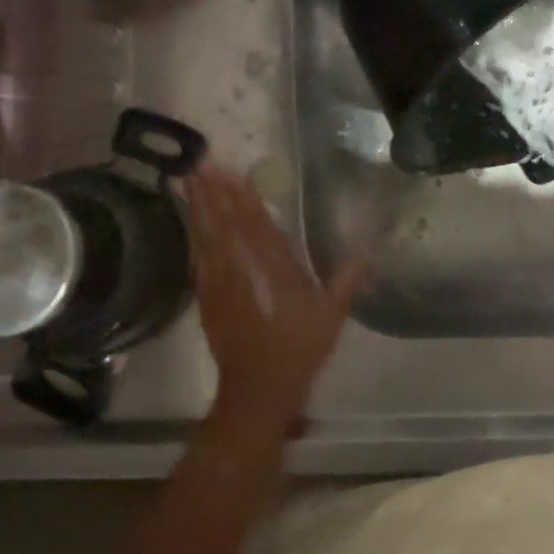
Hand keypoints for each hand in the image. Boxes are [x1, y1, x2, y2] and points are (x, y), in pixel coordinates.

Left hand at [182, 165, 362, 434]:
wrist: (257, 389)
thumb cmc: (298, 351)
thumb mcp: (330, 317)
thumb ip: (346, 281)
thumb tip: (366, 254)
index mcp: (275, 267)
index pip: (255, 222)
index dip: (241, 195)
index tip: (229, 171)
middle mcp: (243, 267)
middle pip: (225, 222)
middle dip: (213, 192)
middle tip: (199, 164)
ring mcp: (221, 281)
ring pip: (207, 235)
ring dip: (198, 206)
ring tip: (188, 180)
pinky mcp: (207, 296)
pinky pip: (198, 257)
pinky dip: (192, 235)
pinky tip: (189, 221)